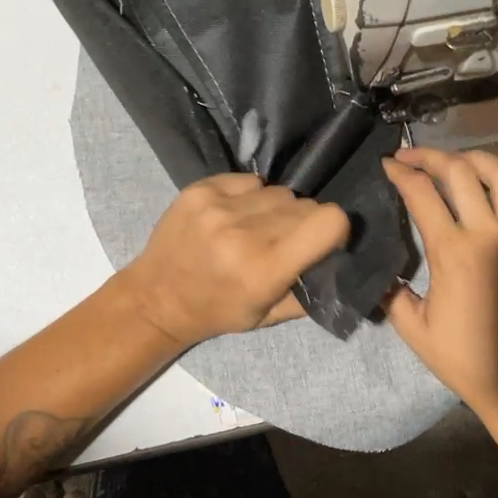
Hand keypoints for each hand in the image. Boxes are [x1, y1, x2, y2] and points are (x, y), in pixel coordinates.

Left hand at [116, 174, 349, 349]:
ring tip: (256, 229)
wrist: (157, 298)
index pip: (329, 221)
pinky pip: (249, 181)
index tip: (324, 241)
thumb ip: (311, 288)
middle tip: (283, 242)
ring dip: (276, 209)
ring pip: (278, 191)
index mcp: (265, 269)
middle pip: (305, 205)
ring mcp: (218, 207)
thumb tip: (341, 258)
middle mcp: (243, 233)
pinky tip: (234, 217)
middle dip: (303, 223)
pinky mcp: (200, 190)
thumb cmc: (218, 311)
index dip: (335, 229)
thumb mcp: (270, 316)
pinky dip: (250, 196)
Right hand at [383, 148, 497, 419]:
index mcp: (453, 253)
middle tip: (412, 156)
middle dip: (431, 156)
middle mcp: (490, 235)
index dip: (402, 173)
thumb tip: (383, 274)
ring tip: (456, 162)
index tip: (388, 164)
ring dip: (476, 160)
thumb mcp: (415, 331)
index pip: (422, 195)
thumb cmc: (467, 362)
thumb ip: (393, 295)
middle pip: (461, 173)